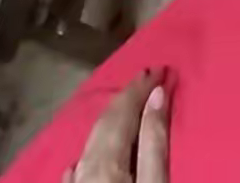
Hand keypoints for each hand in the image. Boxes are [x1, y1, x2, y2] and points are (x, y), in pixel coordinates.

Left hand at [64, 68, 171, 182]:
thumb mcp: (155, 182)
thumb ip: (155, 140)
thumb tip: (157, 93)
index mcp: (107, 161)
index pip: (125, 111)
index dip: (142, 87)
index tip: (161, 68)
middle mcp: (85, 169)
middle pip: (105, 124)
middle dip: (127, 97)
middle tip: (147, 75)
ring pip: (91, 143)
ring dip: (110, 119)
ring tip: (127, 102)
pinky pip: (78, 170)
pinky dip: (89, 153)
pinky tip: (84, 155)